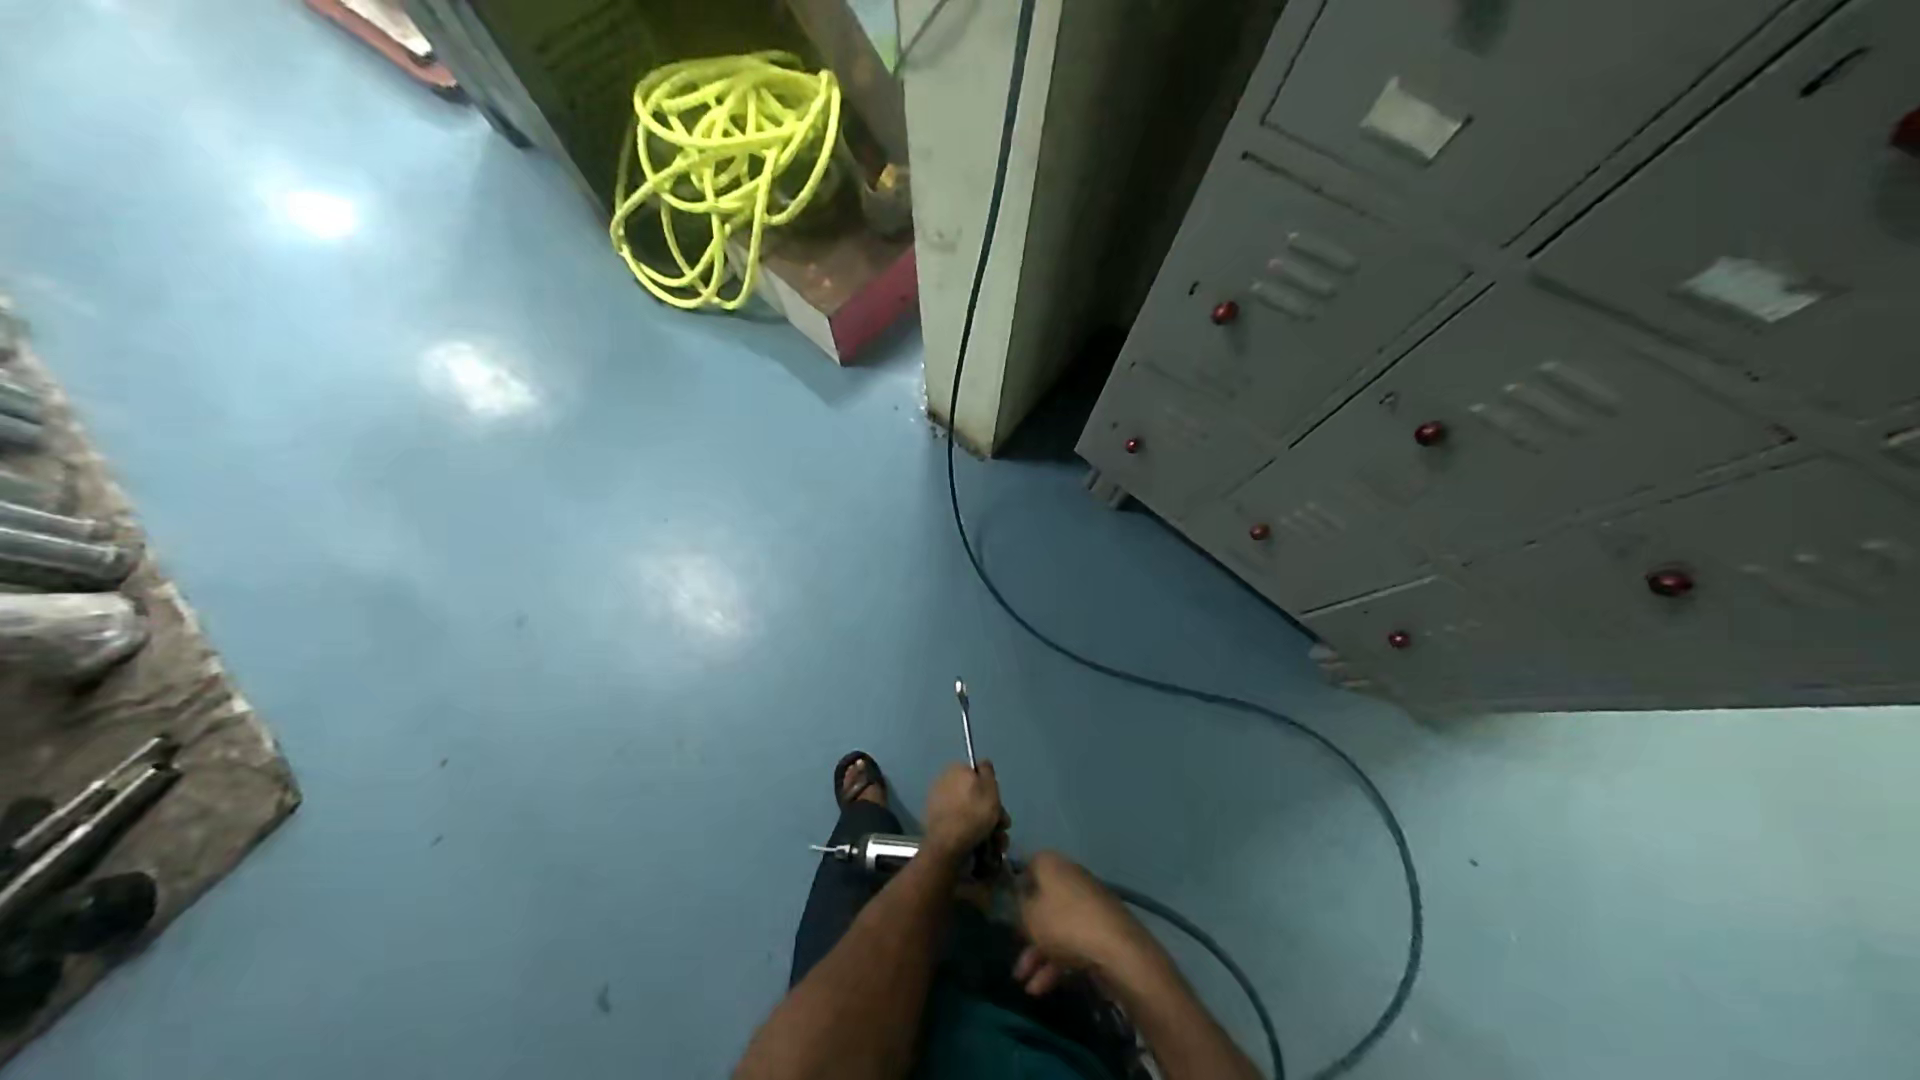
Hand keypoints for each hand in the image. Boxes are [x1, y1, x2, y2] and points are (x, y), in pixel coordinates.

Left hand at [922, 761, 1008, 862]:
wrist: (948, 846)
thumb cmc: (973, 813)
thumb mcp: (989, 787)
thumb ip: (987, 771)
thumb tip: (982, 763)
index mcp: (955, 771)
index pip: (977, 775)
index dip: (991, 789)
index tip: (998, 803)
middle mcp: (945, 785)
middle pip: (976, 797)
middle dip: (993, 813)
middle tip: (1002, 826)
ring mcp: (940, 806)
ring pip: (972, 814)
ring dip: (989, 829)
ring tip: (996, 843)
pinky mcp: (939, 826)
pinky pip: (962, 827)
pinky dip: (974, 836)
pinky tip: (985, 849)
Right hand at [1013, 851, 1158, 995]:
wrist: (1118, 950)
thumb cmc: (1064, 924)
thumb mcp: (1029, 916)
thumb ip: (1018, 907)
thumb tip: (1020, 900)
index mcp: (1052, 865)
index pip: (1029, 866)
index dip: (1017, 887)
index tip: (1009, 910)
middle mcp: (1071, 877)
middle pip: (1043, 903)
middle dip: (1028, 935)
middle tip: (1016, 958)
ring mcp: (1089, 903)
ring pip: (1057, 926)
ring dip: (1040, 956)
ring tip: (1026, 986)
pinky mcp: (1102, 927)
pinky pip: (1073, 939)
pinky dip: (1058, 961)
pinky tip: (1043, 988)